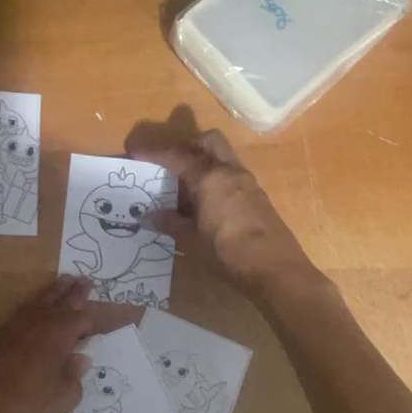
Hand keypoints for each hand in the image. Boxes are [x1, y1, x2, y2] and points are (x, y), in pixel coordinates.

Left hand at [0, 275, 95, 412]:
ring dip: (52, 292)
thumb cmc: (27, 406)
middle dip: (73, 292)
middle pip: (58, 302)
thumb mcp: (63, 397)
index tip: (96, 325)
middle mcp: (35, 325)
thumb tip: (80, 358)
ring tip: (62, 281)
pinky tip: (32, 309)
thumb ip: (74, 375)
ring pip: (37, 303)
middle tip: (84, 279)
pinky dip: (31, 306)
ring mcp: (12, 329)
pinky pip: (20, 313)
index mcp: (56, 336)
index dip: (90, 322)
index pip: (79, 320)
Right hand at [129, 129, 324, 297]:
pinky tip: (205, 204)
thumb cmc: (228, 253)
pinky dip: (215, 179)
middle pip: (208, 142)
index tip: (136, 151)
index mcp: (210, 179)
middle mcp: (230, 172)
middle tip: (170, 164)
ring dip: (203, 163)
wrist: (275, 269)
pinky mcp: (257, 196)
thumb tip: (148, 217)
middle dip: (187, 146)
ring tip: (185, 188)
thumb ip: (170, 224)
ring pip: (222, 157)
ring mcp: (247, 183)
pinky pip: (231, 175)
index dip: (154, 153)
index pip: (177, 157)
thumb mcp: (191, 240)